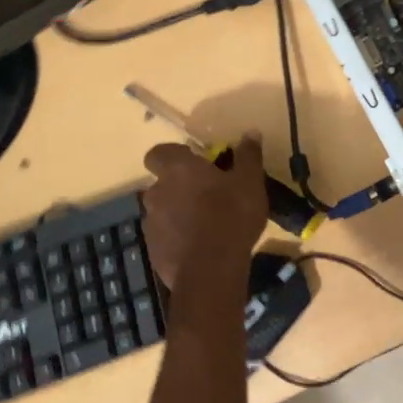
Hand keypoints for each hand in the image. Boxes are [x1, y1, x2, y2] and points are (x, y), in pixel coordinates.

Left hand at [141, 134, 267, 291]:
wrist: (210, 271)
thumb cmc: (232, 215)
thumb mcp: (250, 180)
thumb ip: (248, 155)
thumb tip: (250, 132)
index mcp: (178, 170)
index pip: (158, 153)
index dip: (173, 155)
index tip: (194, 161)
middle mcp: (157, 193)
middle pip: (162, 183)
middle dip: (181, 186)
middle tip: (208, 193)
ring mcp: (152, 224)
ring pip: (163, 210)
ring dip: (179, 212)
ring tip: (207, 222)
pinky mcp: (154, 251)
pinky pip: (165, 236)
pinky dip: (178, 237)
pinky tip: (201, 246)